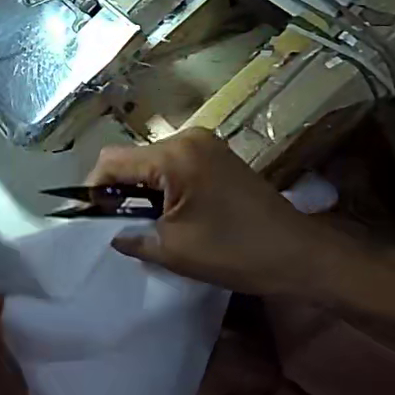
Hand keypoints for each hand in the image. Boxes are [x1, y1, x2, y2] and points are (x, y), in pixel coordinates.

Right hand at [89, 127, 354, 298]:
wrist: (305, 257)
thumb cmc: (238, 252)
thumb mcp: (175, 250)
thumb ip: (131, 235)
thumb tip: (108, 232)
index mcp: (174, 155)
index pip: (113, 161)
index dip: (94, 188)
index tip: (89, 216)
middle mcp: (187, 138)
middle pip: (132, 158)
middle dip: (119, 190)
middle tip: (115, 224)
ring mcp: (205, 144)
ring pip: (152, 161)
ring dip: (141, 189)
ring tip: (142, 222)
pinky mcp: (216, 155)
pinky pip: (174, 164)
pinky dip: (163, 186)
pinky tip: (168, 213)